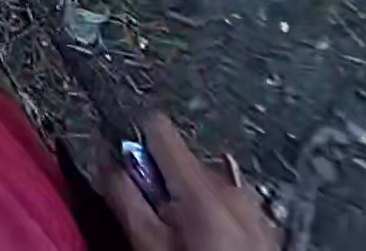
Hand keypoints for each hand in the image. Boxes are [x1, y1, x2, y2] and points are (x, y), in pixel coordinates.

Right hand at [106, 114, 280, 250]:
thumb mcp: (144, 242)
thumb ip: (119, 188)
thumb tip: (102, 148)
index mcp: (202, 191)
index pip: (156, 126)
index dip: (134, 142)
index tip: (129, 169)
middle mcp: (234, 192)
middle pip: (177, 155)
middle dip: (160, 180)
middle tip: (158, 221)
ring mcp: (254, 211)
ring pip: (199, 179)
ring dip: (184, 198)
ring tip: (183, 239)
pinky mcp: (263, 227)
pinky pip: (222, 200)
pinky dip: (207, 213)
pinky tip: (205, 245)